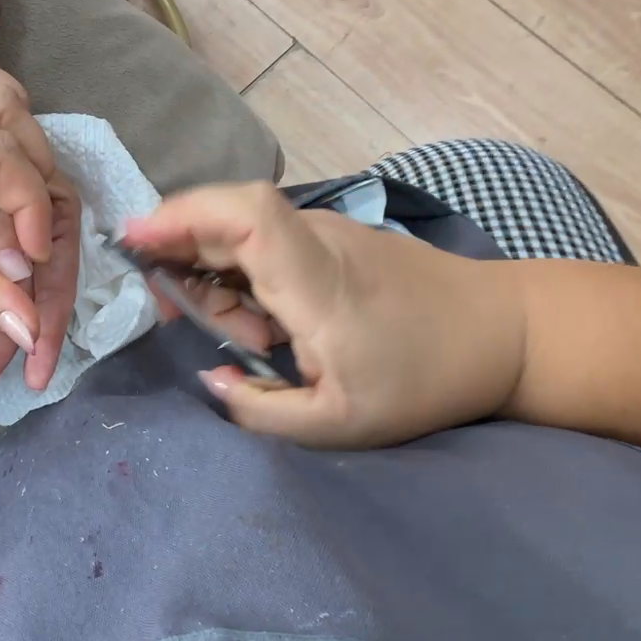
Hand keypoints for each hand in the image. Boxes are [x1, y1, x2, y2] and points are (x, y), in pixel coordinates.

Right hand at [124, 182, 527, 448]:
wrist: (505, 333)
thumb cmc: (424, 380)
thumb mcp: (339, 425)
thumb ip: (260, 410)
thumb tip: (209, 379)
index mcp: (318, 284)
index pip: (247, 216)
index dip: (183, 215)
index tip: (135, 240)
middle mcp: (315, 242)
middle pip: (223, 220)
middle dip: (178, 259)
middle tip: (178, 318)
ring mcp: (324, 233)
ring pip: (236, 234)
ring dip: (211, 278)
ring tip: (249, 337)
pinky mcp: (328, 239)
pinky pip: (259, 243)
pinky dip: (234, 275)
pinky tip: (258, 320)